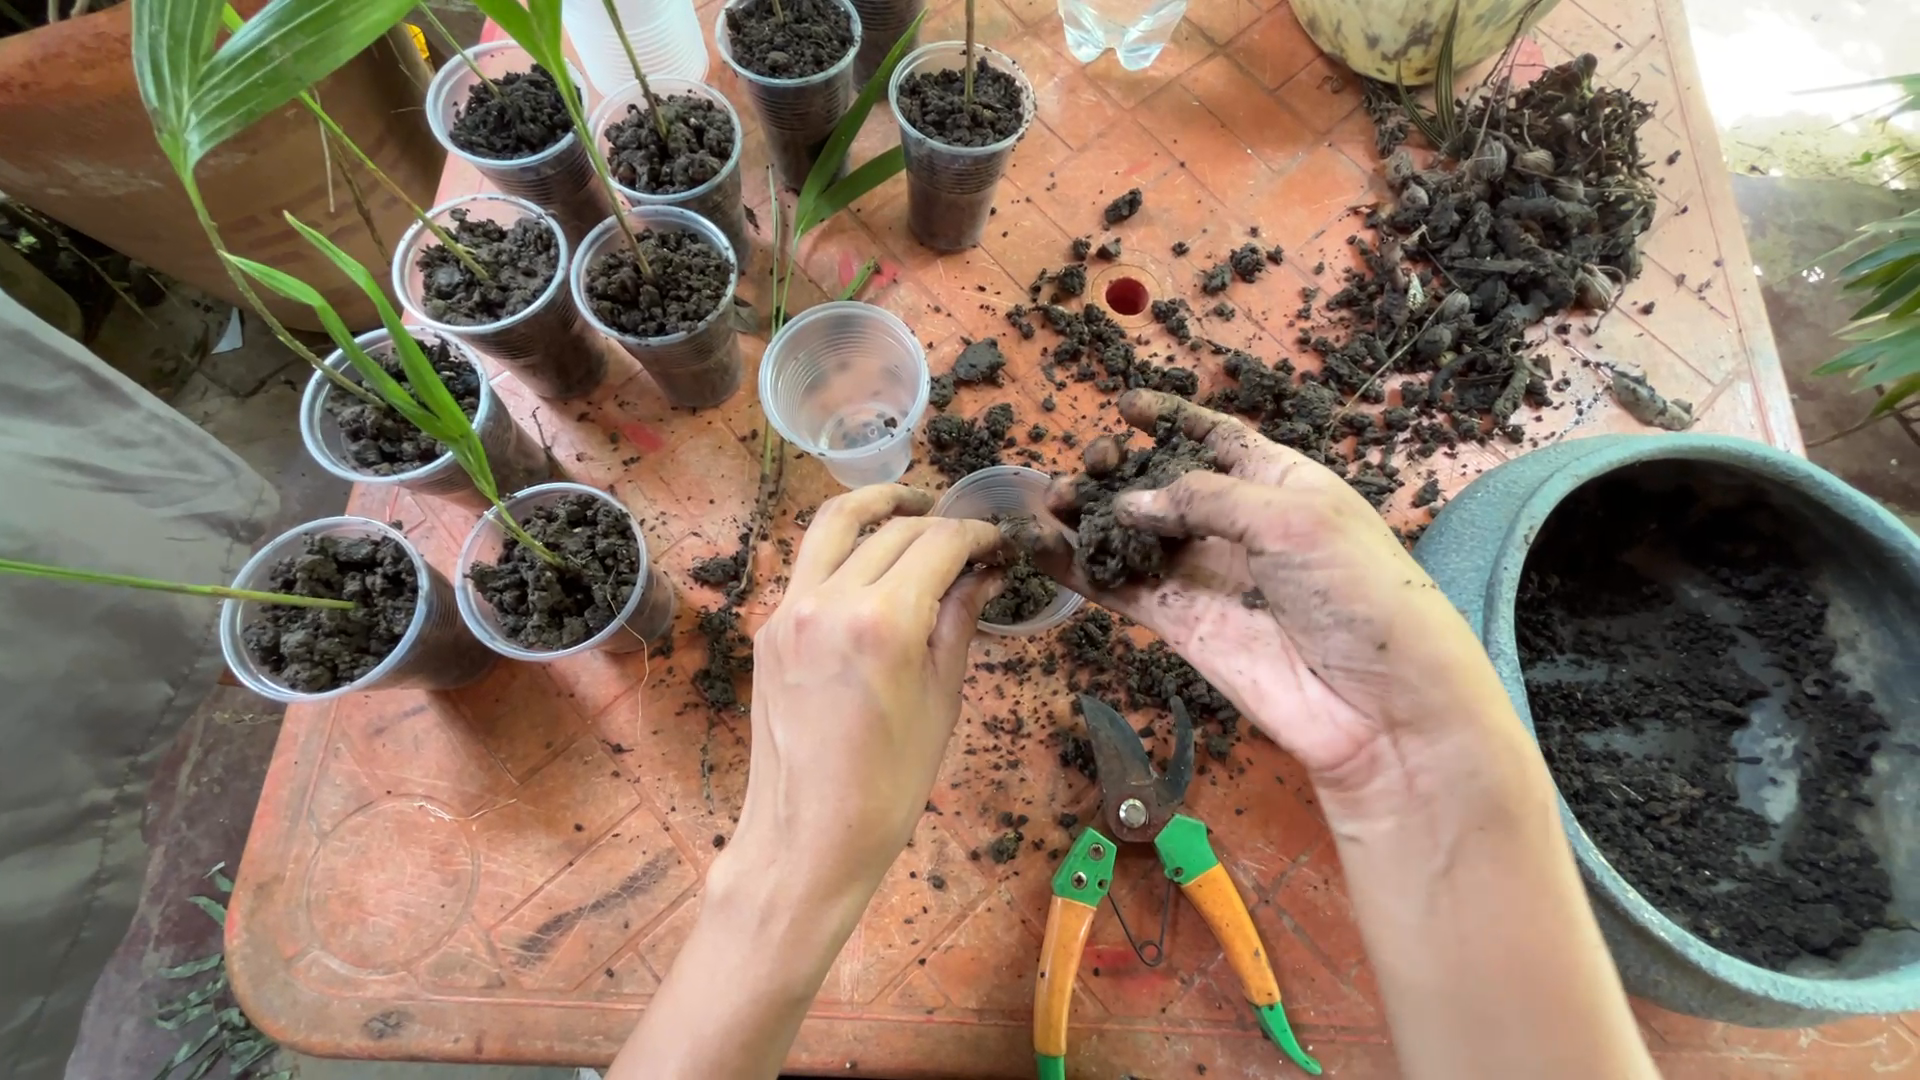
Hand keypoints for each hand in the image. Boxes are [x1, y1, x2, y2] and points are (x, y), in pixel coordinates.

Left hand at [717, 484, 1004, 901]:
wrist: (806, 835)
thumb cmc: (890, 783)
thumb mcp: (942, 698)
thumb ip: (958, 619)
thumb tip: (983, 572)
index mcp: (882, 620)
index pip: (938, 544)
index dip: (975, 535)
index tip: (996, 542)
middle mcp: (829, 599)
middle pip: (892, 528)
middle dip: (938, 522)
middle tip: (967, 537)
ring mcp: (790, 608)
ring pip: (835, 523)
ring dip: (879, 505)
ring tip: (913, 505)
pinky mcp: (770, 625)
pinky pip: (811, 562)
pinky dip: (846, 545)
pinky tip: (871, 560)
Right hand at [1039, 390, 1511, 802]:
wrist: (1377, 705)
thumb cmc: (1356, 589)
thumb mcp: (1292, 519)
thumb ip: (1205, 499)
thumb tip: (1128, 503)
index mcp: (1275, 481)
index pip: (1215, 438)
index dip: (1171, 418)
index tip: (1126, 405)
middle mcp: (1232, 523)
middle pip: (1162, 485)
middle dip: (1120, 468)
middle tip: (1088, 464)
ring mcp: (1200, 573)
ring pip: (1131, 534)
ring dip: (1089, 515)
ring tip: (1050, 501)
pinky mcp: (1176, 620)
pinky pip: (1119, 586)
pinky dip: (1078, 568)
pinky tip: (1039, 546)